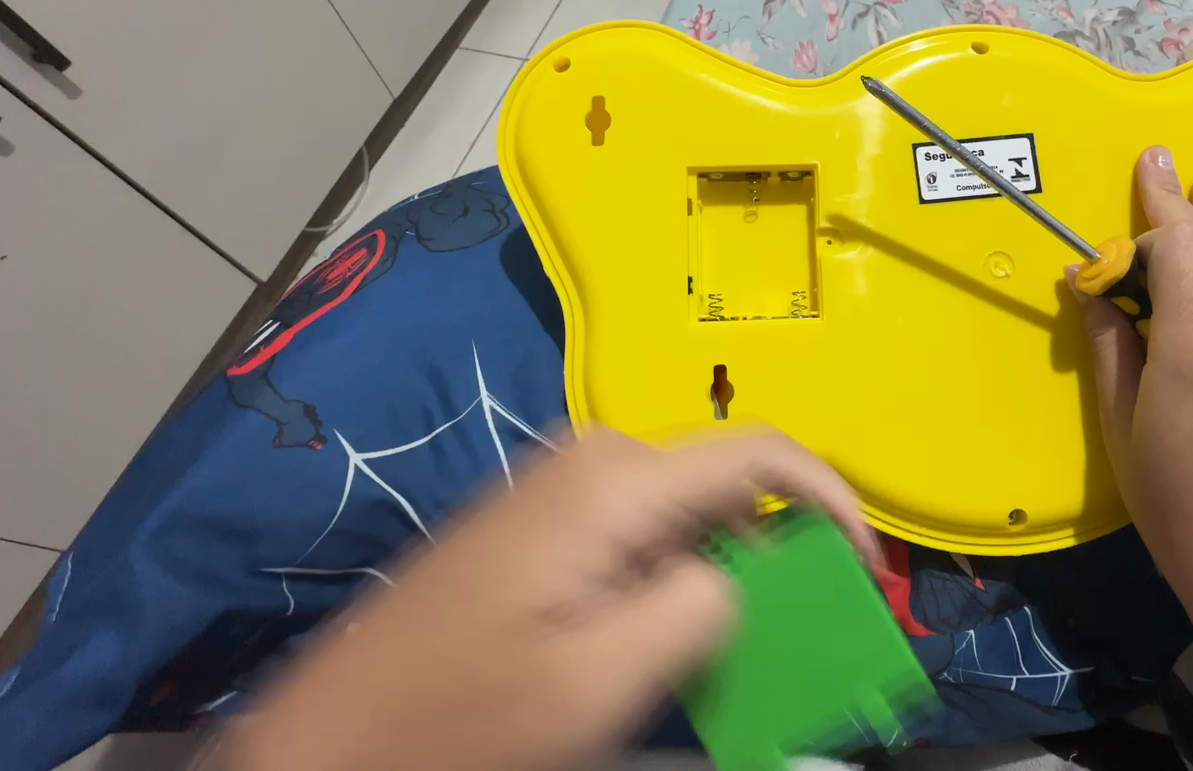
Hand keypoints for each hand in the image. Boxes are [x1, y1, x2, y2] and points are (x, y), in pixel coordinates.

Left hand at [225, 428, 878, 770]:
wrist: (326, 741)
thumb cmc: (457, 720)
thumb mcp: (595, 685)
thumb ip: (697, 610)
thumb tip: (742, 573)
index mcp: (614, 478)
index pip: (757, 452)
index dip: (829, 496)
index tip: (866, 564)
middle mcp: (598, 456)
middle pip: (726, 482)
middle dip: (777, 547)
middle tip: (804, 626)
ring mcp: (570, 481)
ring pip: (690, 510)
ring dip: (729, 567)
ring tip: (740, 645)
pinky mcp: (553, 513)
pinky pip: (649, 529)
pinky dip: (684, 573)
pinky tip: (673, 634)